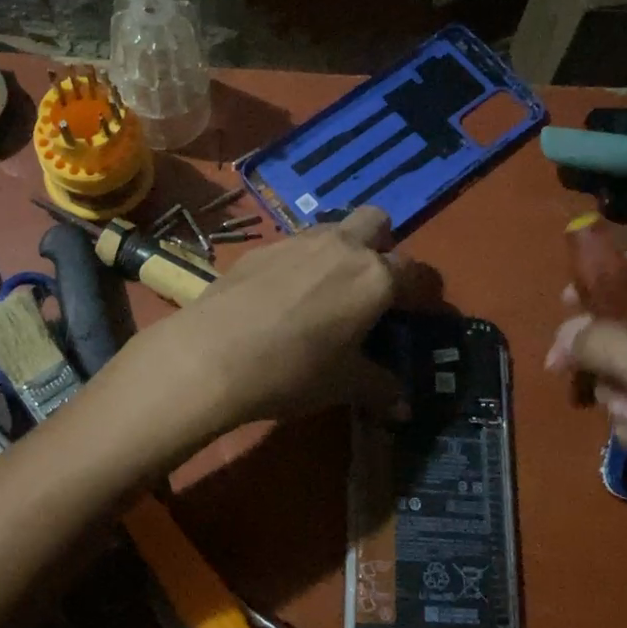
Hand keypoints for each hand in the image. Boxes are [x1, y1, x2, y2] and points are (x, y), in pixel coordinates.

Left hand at [126, 207, 411, 432]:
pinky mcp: (261, 247)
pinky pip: (294, 245)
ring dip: (338, 251)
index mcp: (375, 277)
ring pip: (333, 228)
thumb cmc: (293, 371)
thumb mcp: (343, 385)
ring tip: (322, 293)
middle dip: (380, 245)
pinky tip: (280, 298)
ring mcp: (299, 241)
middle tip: (367, 286)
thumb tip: (402, 405)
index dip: (415, 292)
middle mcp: (342, 246)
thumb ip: (380, 388)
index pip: (413, 270)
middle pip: (376, 221)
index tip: (406, 314)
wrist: (211, 355)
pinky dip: (299, 263)